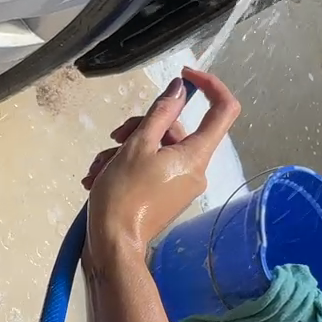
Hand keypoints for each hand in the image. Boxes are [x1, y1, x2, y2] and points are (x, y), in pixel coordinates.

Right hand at [82, 66, 238, 261]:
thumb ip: (160, 113)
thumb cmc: (124, 194)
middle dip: (140, 128)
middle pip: (175, 130)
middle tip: (113, 138)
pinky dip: (125, 167)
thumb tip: (180, 88)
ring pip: (156, 149)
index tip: (182, 77)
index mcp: (195, 155)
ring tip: (98, 168)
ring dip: (123, 151)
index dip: (209, 86)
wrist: (112, 244)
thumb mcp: (137, 146)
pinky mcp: (164, 196)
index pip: (223, 109)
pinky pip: (150, 168)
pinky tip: (99, 177)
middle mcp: (194, 169)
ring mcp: (179, 185)